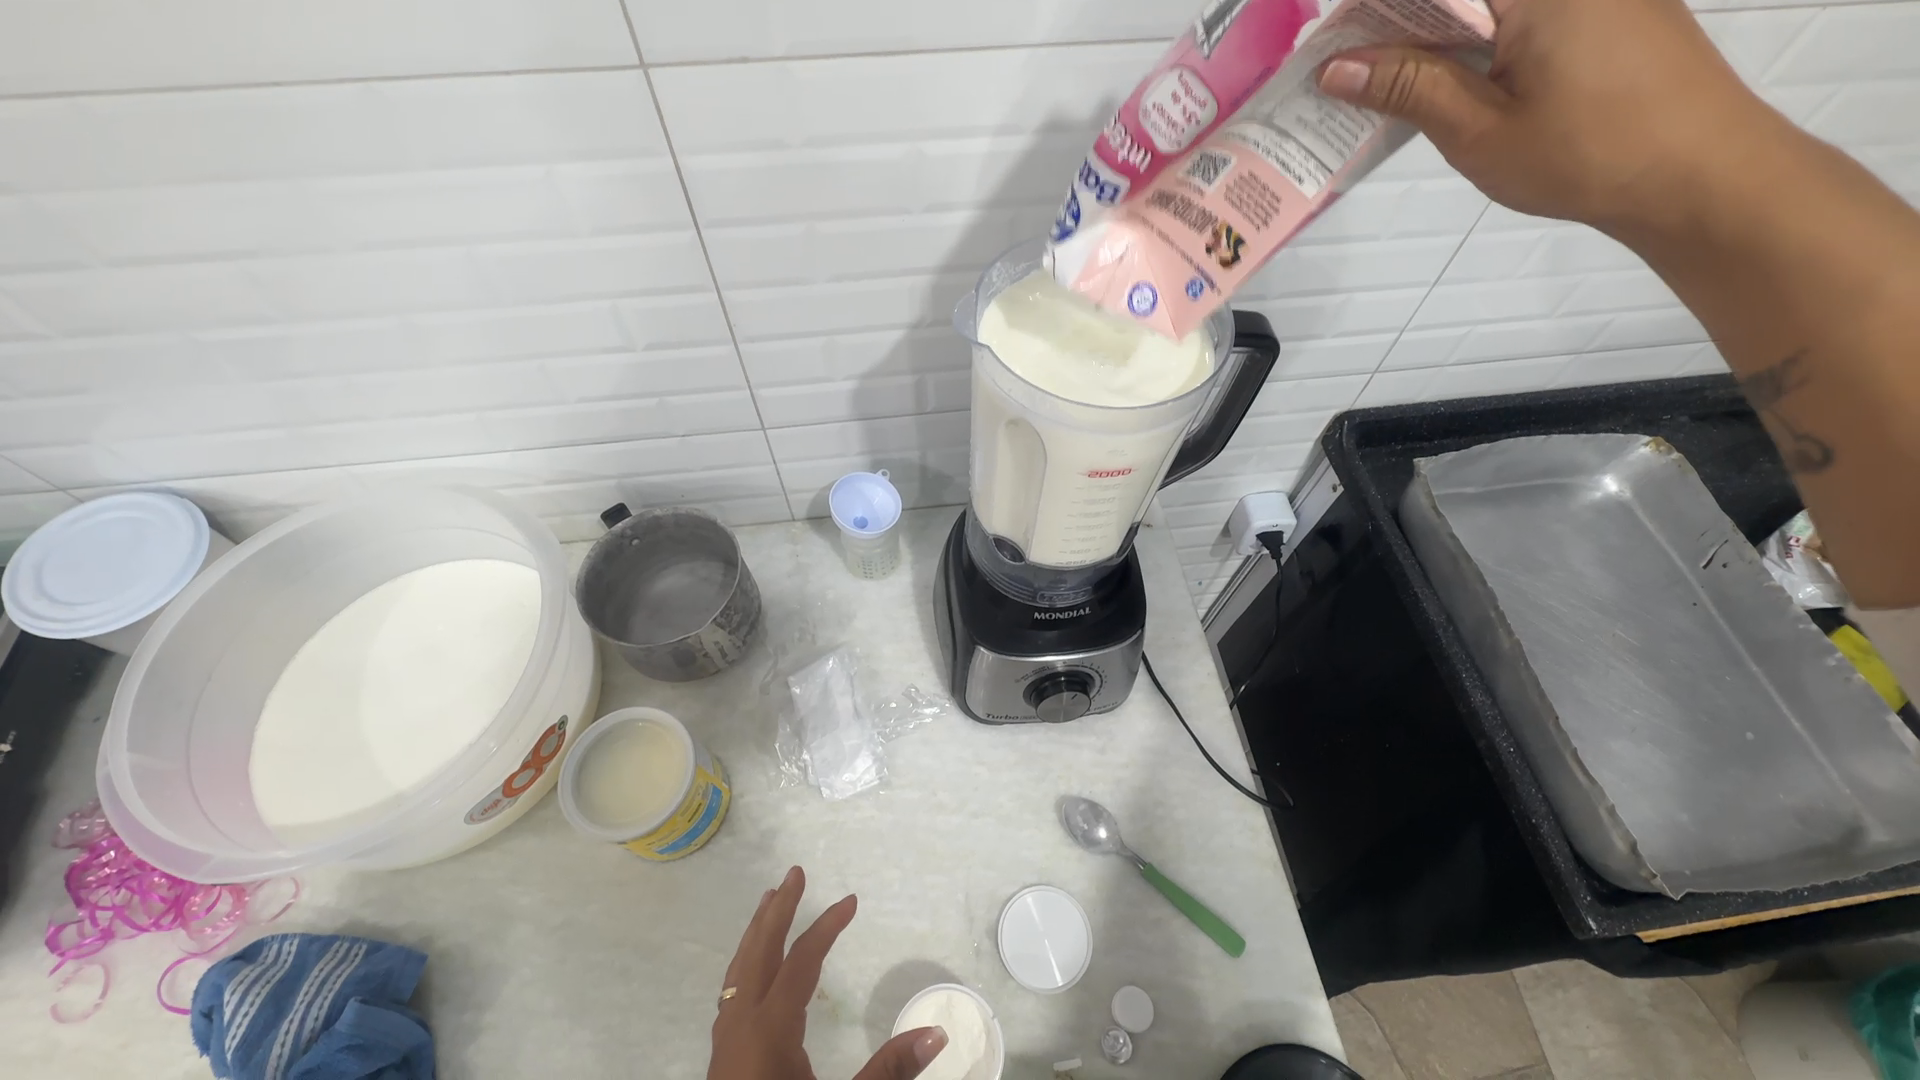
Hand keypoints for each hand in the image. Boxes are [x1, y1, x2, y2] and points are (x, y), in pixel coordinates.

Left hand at [708, 866, 947, 1079]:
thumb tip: (937, 1034)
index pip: (801, 963)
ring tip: (769, 902)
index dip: (826, 927)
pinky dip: (747, 964)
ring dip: (756, 933)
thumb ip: (888, 1072)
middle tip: (794, 873)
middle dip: (777, 910)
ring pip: (737, 971)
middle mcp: (739, 1027)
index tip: (851, 900)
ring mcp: (724, 1043)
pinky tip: (756, 970)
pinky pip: (732, 992)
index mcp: (769, 1032)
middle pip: (757, 953)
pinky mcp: (721, 1060)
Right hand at [1317, 0, 1787, 236]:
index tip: (1332, 47)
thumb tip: (1336, 67)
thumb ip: (1408, 86)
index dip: (1375, 12)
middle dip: (1396, 23)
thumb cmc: (1586, 154)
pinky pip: (1520, 10)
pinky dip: (1473, 35)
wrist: (1701, 172)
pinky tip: (1444, 75)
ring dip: (1432, 31)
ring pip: (1484, 2)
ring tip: (1384, 77)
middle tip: (1346, 69)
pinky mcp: (1606, 5)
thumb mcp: (1479, 129)